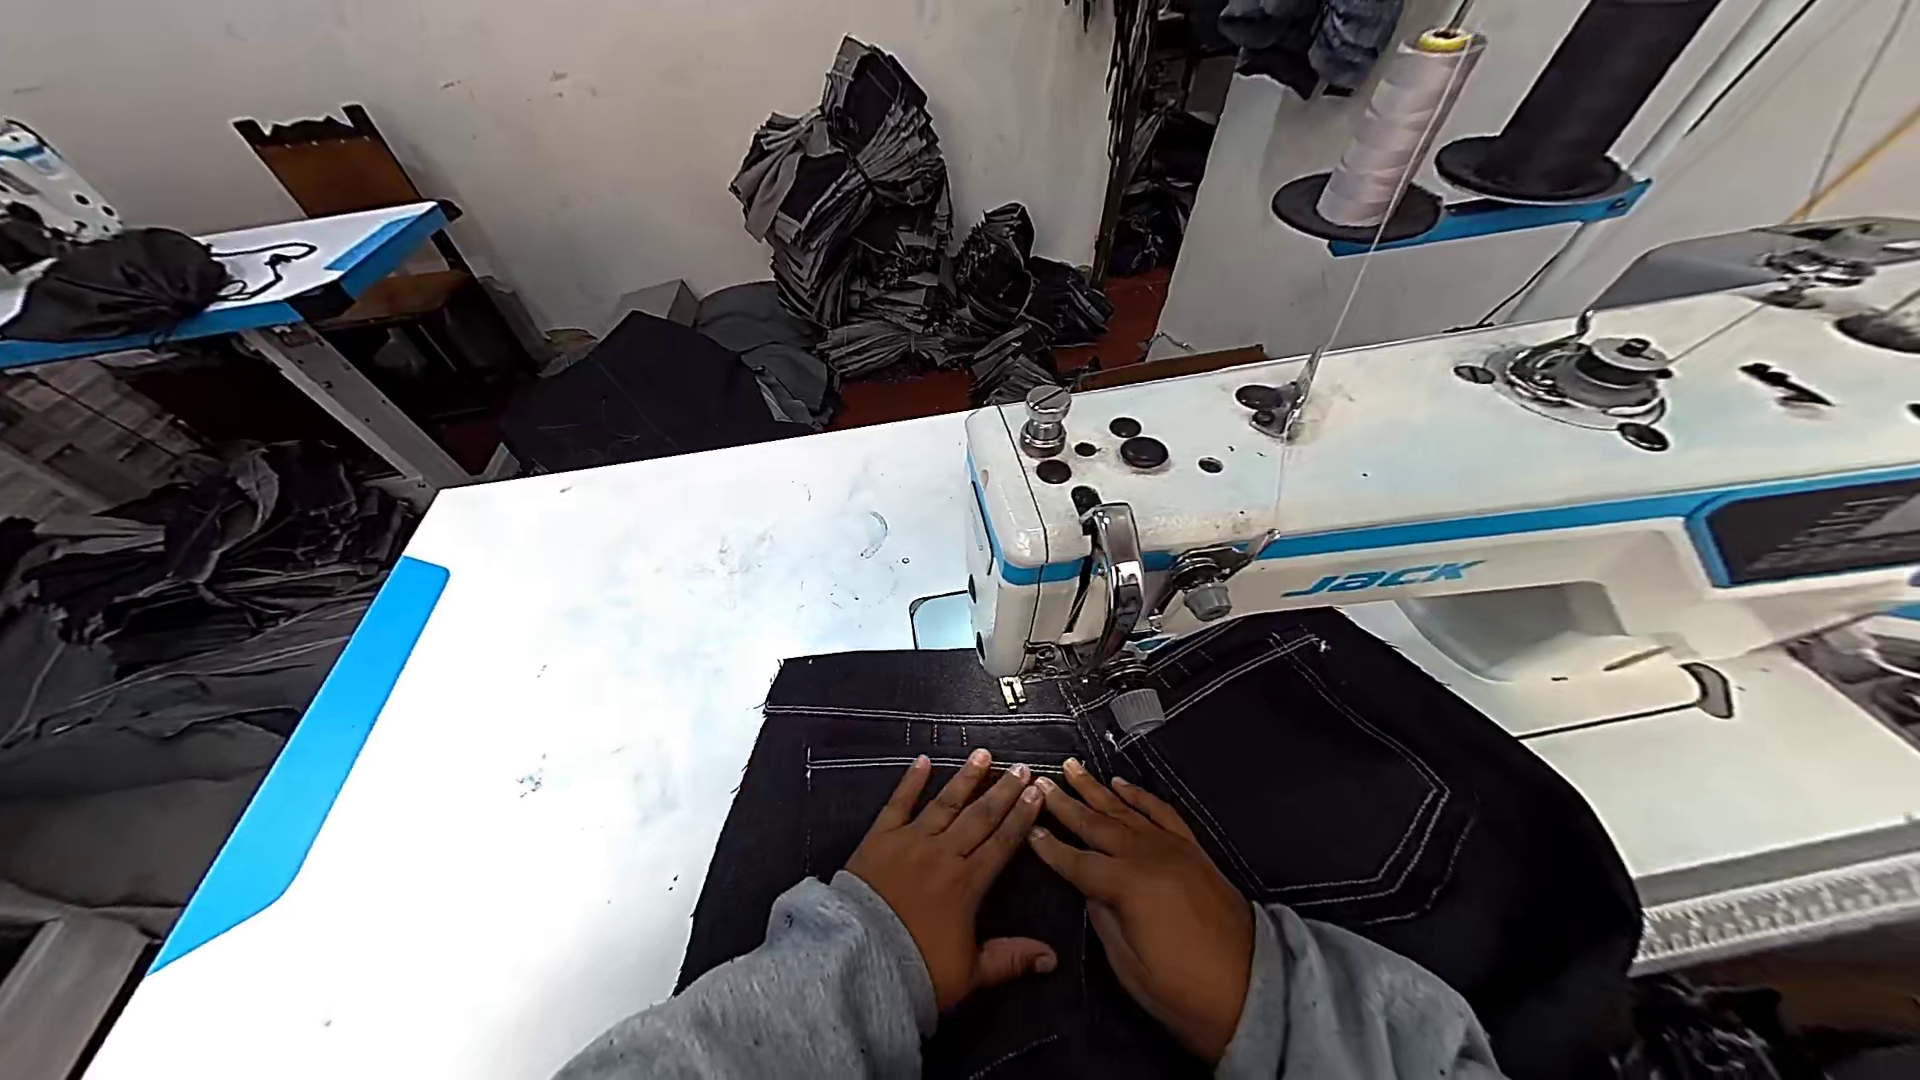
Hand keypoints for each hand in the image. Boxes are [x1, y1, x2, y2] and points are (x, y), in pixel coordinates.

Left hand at [845, 749, 1054, 1010]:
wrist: (857, 962)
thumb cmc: (916, 970)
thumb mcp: (970, 974)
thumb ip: (1010, 959)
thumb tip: (1052, 957)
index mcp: (967, 882)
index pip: (1002, 842)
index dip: (1021, 817)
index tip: (1036, 792)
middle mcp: (943, 852)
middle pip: (980, 816)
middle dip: (1003, 790)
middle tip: (1021, 767)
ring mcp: (911, 840)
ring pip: (945, 803)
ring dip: (966, 777)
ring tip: (983, 754)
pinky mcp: (880, 837)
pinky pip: (898, 803)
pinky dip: (911, 780)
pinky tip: (923, 760)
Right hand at [1027, 759, 1254, 1062]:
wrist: (1256, 993)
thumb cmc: (1185, 993)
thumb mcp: (1130, 967)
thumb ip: (1103, 919)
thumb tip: (1090, 889)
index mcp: (1126, 886)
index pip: (1075, 860)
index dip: (1048, 846)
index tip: (1027, 826)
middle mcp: (1146, 856)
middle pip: (1095, 824)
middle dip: (1064, 803)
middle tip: (1041, 782)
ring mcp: (1171, 847)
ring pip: (1123, 809)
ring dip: (1094, 787)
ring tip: (1072, 766)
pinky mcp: (1192, 848)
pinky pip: (1161, 811)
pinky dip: (1139, 795)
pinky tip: (1121, 783)